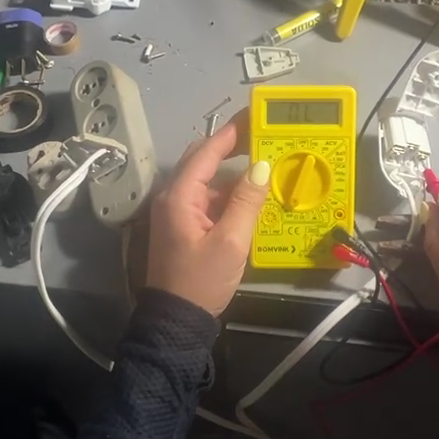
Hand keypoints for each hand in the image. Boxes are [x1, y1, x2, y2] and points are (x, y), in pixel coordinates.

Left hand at [144, 111, 271, 315]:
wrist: (176, 320)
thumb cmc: (201, 280)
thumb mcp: (231, 241)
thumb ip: (246, 201)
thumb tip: (262, 165)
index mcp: (179, 196)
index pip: (206, 152)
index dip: (231, 132)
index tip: (255, 117)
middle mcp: (173, 197)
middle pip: (202, 160)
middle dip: (231, 147)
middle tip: (262, 137)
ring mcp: (176, 212)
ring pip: (206, 181)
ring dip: (232, 172)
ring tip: (265, 164)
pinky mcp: (183, 226)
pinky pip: (207, 199)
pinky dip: (228, 193)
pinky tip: (251, 195)